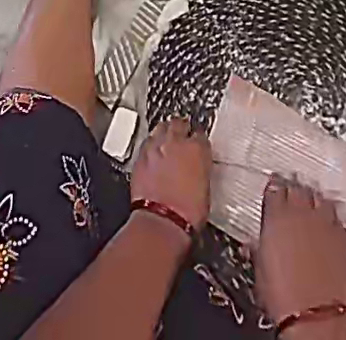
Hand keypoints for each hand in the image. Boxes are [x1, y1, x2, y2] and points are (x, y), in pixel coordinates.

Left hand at [129, 117, 209, 236]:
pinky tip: (151, 152)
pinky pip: (146, 144)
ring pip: (160, 128)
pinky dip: (150, 146)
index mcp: (198, 149)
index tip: (197, 142)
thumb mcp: (205, 189)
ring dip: (164, 133)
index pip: (200, 135)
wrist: (162, 222)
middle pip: (178, 123)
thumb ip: (200, 170)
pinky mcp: (141, 157)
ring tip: (165, 139)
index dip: (198, 139)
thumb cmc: (187, 213)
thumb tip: (196, 171)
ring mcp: (156, 147)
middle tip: (181, 133)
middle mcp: (176, 143)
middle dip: (180, 127)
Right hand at [254, 177, 345, 322]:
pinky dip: (332, 216)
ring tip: (311, 202)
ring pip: (320, 197)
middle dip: (294, 189)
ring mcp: (325, 222)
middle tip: (291, 192)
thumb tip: (256, 244)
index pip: (275, 188)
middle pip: (298, 188)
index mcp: (277, 216)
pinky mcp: (344, 237)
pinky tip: (329, 221)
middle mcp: (302, 212)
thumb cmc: (284, 297)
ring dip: (314, 198)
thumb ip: (259, 246)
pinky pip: (337, 216)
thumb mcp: (261, 268)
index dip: (274, 188)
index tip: (274, 189)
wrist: (318, 316)